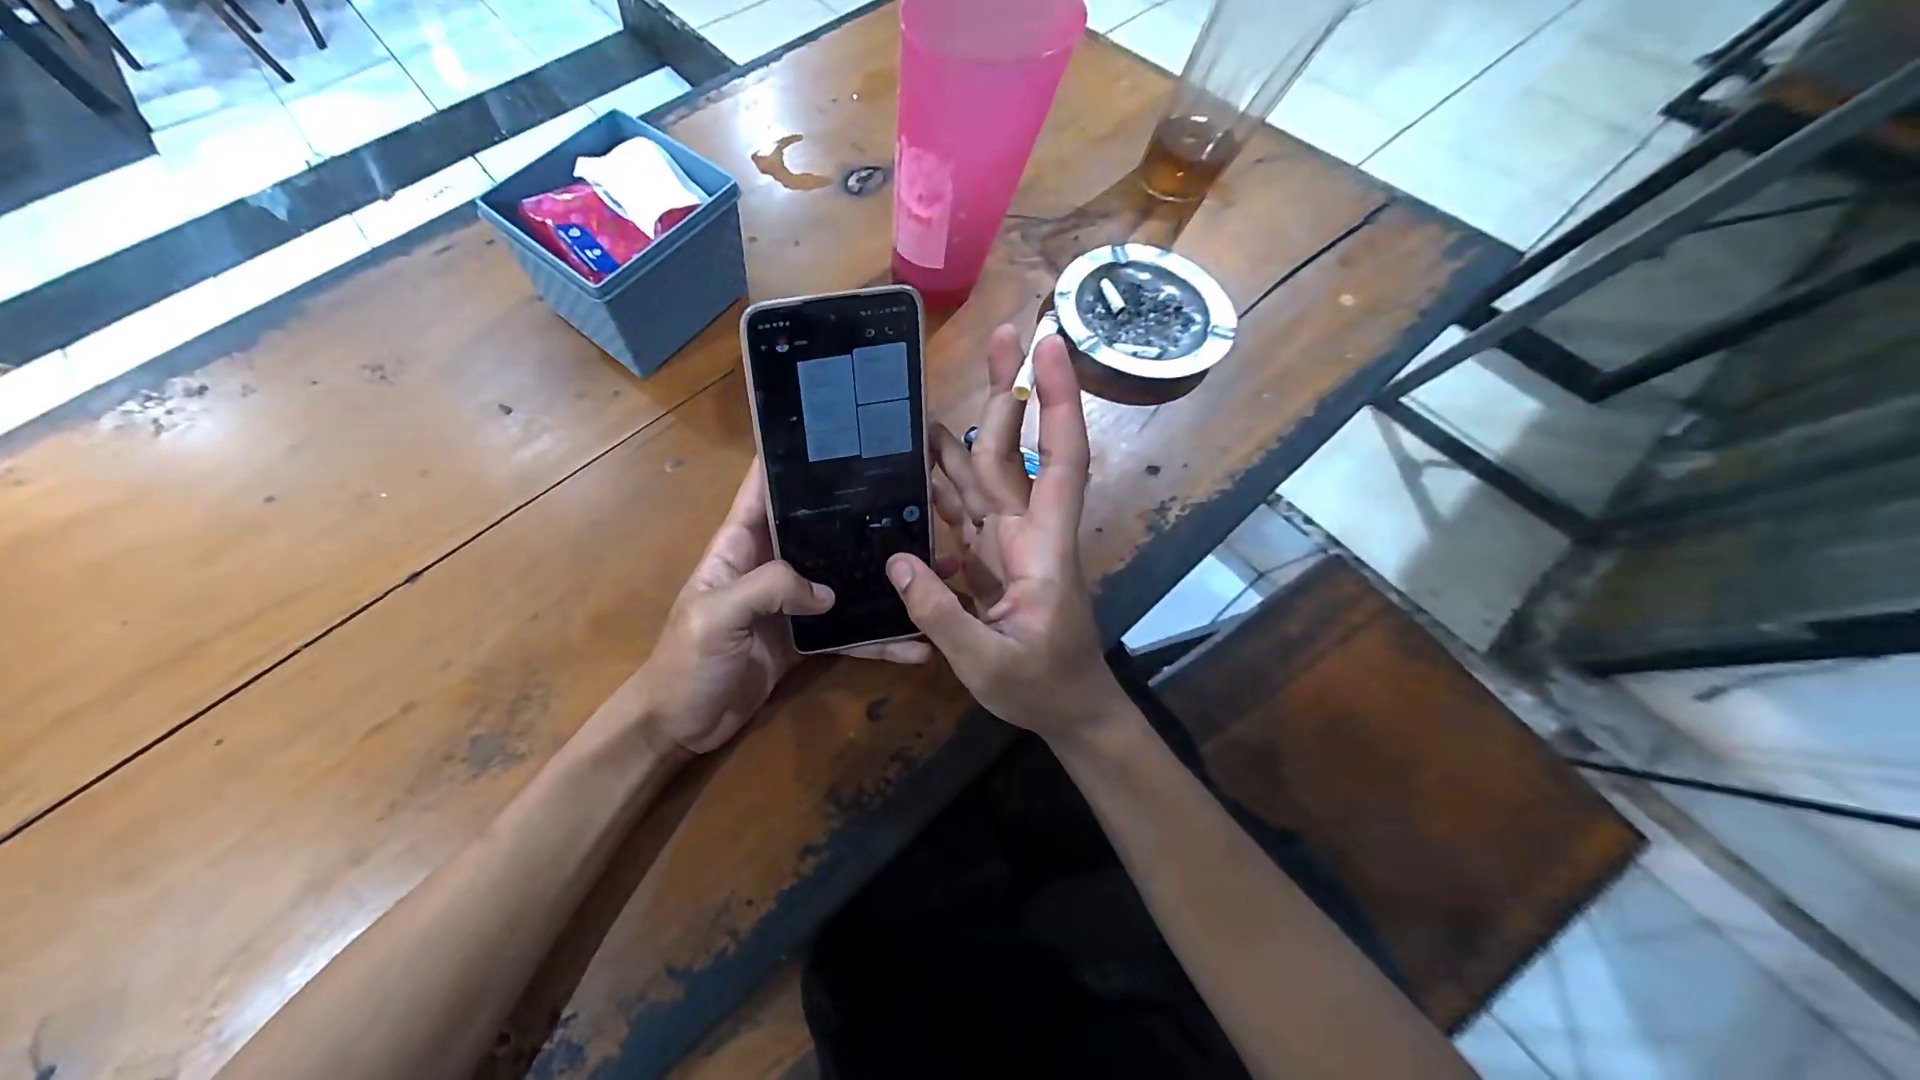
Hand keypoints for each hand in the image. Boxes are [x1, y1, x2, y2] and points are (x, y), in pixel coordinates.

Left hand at [636, 461, 931, 754]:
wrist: (682, 726)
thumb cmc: (685, 664)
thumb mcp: (715, 615)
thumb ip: (767, 588)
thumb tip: (827, 592)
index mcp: (740, 546)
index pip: (765, 490)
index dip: (793, 461)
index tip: (837, 438)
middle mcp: (771, 566)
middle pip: (819, 531)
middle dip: (859, 517)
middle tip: (912, 502)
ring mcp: (792, 603)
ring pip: (843, 580)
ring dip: (881, 579)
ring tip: (932, 572)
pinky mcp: (808, 638)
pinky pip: (849, 632)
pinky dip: (878, 638)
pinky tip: (915, 643)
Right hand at [886, 325, 1128, 738]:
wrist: (1070, 708)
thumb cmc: (1044, 687)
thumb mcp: (988, 662)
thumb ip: (942, 613)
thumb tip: (897, 560)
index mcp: (1041, 548)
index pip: (1061, 462)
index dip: (1060, 404)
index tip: (1052, 349)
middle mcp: (1025, 532)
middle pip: (1015, 452)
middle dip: (1009, 391)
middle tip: (1003, 331)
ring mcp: (1005, 542)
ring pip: (984, 474)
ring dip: (966, 430)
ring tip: (928, 393)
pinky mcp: (988, 558)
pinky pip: (962, 510)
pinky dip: (940, 482)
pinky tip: (915, 461)